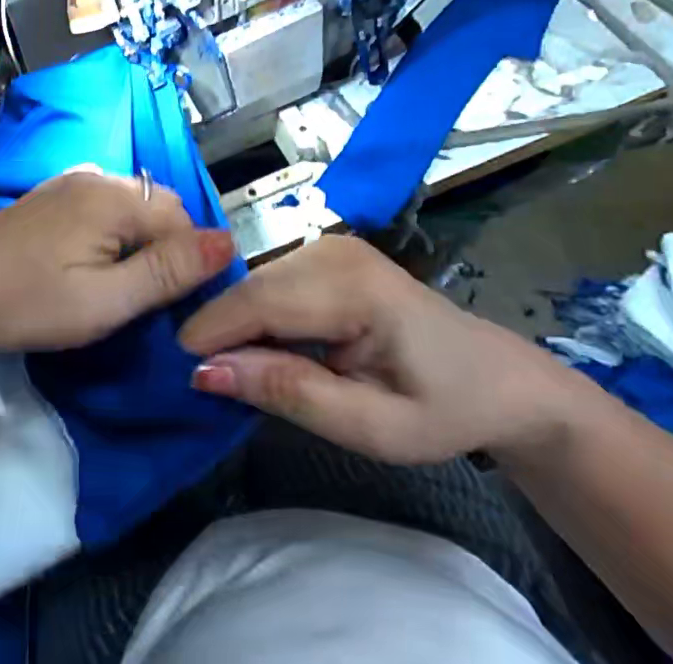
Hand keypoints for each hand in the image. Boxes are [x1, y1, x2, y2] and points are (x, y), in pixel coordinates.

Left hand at [0, 169, 237, 357]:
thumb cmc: (28, 303)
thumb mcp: (105, 302)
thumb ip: (168, 271)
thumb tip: (226, 243)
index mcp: (115, 196)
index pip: (184, 220)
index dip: (187, 263)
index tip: (168, 305)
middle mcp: (97, 176)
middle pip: (160, 208)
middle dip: (164, 251)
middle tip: (141, 300)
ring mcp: (69, 182)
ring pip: (133, 208)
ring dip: (139, 244)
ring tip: (118, 287)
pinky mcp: (50, 195)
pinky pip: (104, 207)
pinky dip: (113, 234)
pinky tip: (91, 264)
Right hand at [178, 236, 579, 464]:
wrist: (494, 377)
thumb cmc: (442, 408)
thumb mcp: (371, 426)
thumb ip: (290, 393)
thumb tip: (206, 371)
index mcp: (357, 288)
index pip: (261, 302)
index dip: (212, 333)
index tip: (178, 374)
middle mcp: (335, 251)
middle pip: (252, 288)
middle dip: (220, 332)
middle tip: (205, 384)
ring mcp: (330, 246)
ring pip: (254, 283)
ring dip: (236, 326)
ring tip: (236, 371)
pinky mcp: (324, 252)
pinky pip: (269, 281)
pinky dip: (256, 316)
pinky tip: (263, 348)